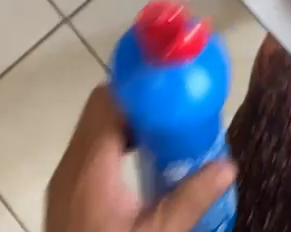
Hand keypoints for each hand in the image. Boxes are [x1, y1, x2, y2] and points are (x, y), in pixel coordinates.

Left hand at [46, 87, 234, 231]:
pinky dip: (111, 149)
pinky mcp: (63, 197)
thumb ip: (191, 199)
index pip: (107, 100)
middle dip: (136, 107)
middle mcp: (70, 164)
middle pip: (98, 111)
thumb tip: (228, 166)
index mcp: (91, 164)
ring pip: (91, 132)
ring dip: (123, 128)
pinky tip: (139, 168)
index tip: (171, 93)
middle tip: (172, 116)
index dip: (139, 91)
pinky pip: (86, 154)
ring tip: (162, 139)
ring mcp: (63, 180)